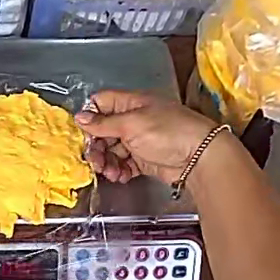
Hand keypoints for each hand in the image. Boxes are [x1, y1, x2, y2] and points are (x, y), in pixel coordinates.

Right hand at [75, 90, 222, 184]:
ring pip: (112, 150)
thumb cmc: (168, 132)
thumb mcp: (131, 124)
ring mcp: (139, 140)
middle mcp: (134, 120)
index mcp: (131, 103)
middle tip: (95, 161)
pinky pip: (124, 164)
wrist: (199, 157)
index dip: (90, 118)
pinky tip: (121, 176)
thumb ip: (103, 123)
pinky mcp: (144, 159)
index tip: (84, 133)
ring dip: (107, 162)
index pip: (101, 104)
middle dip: (97, 147)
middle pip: (104, 131)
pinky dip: (120, 170)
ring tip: (110, 172)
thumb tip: (80, 117)